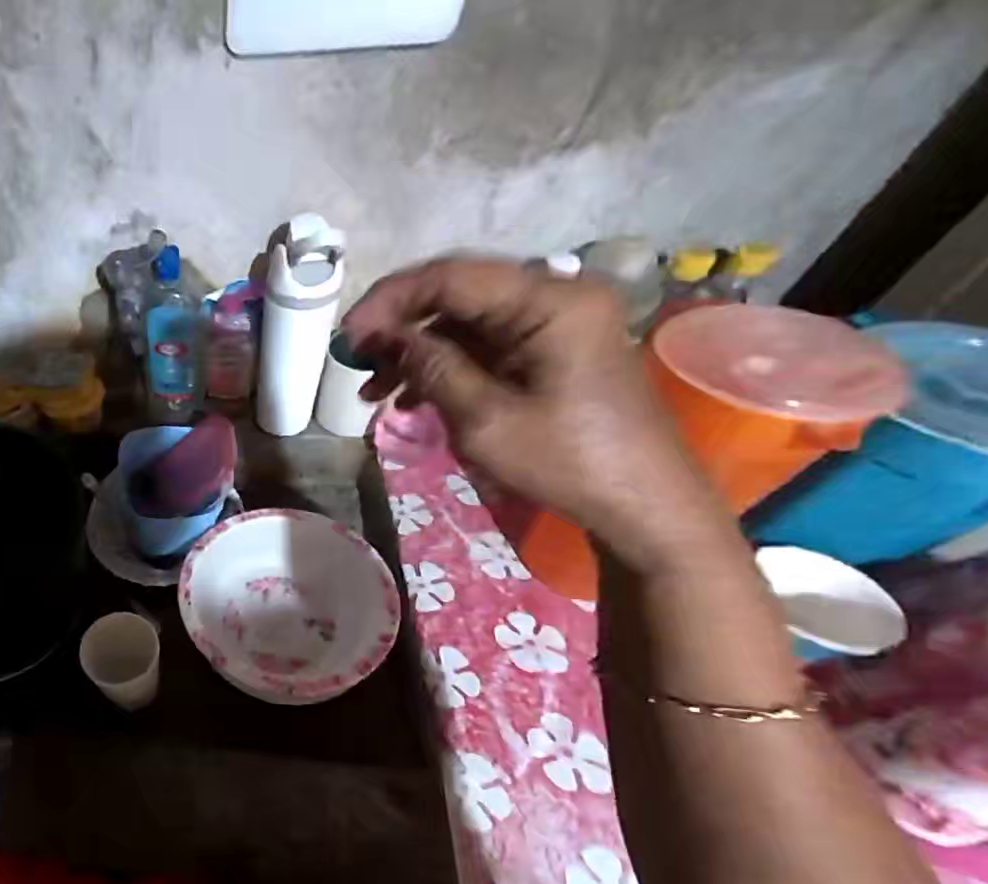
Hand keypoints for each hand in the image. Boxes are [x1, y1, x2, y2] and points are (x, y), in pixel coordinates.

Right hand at [344, 257, 734, 570]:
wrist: (640, 502)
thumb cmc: (566, 462)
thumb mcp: (485, 419)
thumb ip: (432, 368)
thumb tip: (385, 338)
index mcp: (549, 302)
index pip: (451, 277)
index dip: (390, 300)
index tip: (347, 336)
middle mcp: (555, 297)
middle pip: (457, 294)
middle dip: (400, 327)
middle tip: (356, 361)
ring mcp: (556, 324)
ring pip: (465, 322)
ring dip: (416, 352)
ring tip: (374, 391)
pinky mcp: (551, 350)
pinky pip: (485, 345)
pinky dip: (444, 367)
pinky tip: (411, 399)